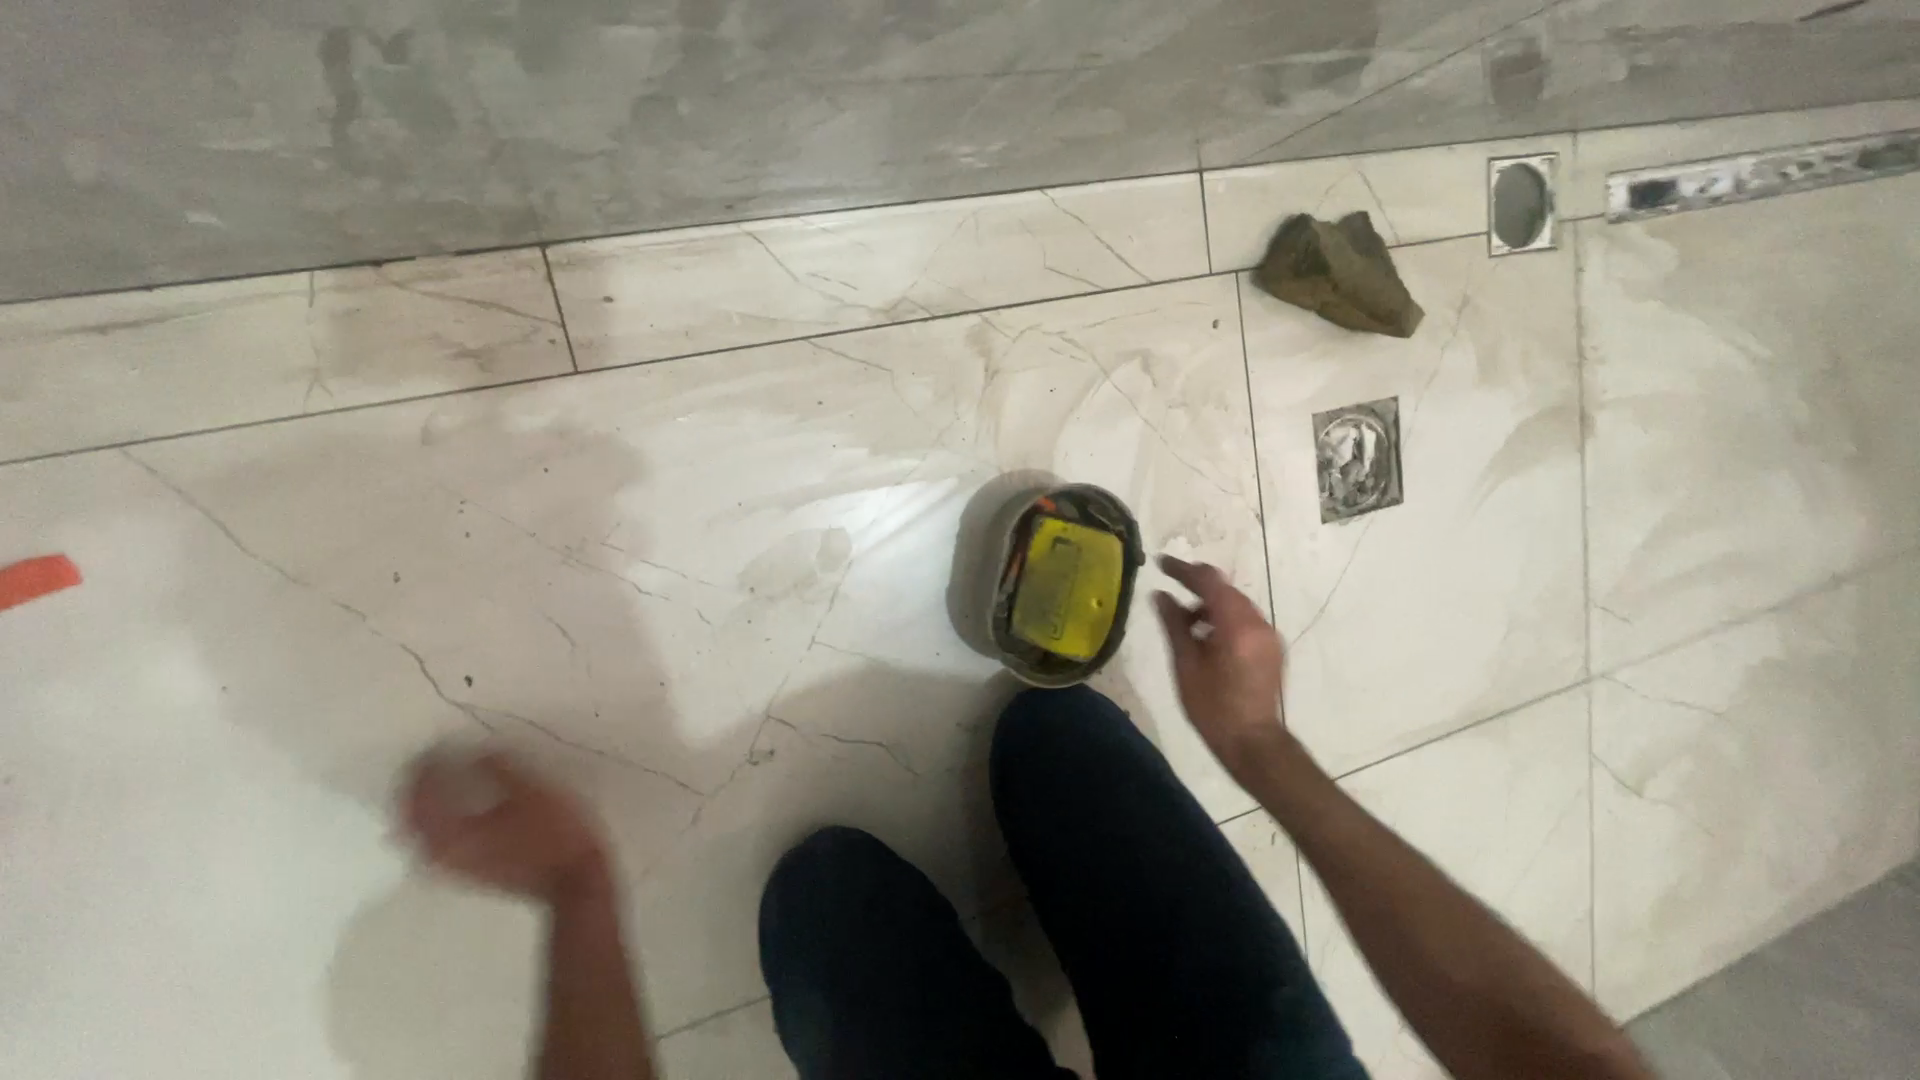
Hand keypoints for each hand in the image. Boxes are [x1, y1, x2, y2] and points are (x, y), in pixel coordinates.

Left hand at [400, 748, 609, 905]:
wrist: (574, 880)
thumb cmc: (555, 834)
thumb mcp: (532, 790)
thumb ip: (498, 767)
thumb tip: (476, 752)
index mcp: (448, 834)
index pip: (420, 793)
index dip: (427, 763)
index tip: (440, 741)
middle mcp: (437, 853)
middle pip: (409, 814)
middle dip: (418, 783)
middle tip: (434, 756)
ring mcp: (450, 866)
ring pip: (420, 829)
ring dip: (425, 801)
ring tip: (443, 776)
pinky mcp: (464, 869)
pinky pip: (435, 839)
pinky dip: (438, 818)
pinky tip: (458, 804)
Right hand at [1152, 555, 1293, 783]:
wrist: (1253, 742)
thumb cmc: (1212, 708)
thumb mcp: (1185, 665)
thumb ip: (1174, 624)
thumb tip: (1160, 595)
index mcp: (1236, 626)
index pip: (1209, 582)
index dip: (1183, 570)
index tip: (1160, 563)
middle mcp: (1258, 624)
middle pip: (1225, 591)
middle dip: (1197, 586)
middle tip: (1169, 588)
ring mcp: (1269, 636)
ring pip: (1236, 605)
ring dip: (1210, 604)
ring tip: (1184, 621)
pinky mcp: (1272, 649)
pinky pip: (1245, 621)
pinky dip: (1224, 619)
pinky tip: (1206, 638)